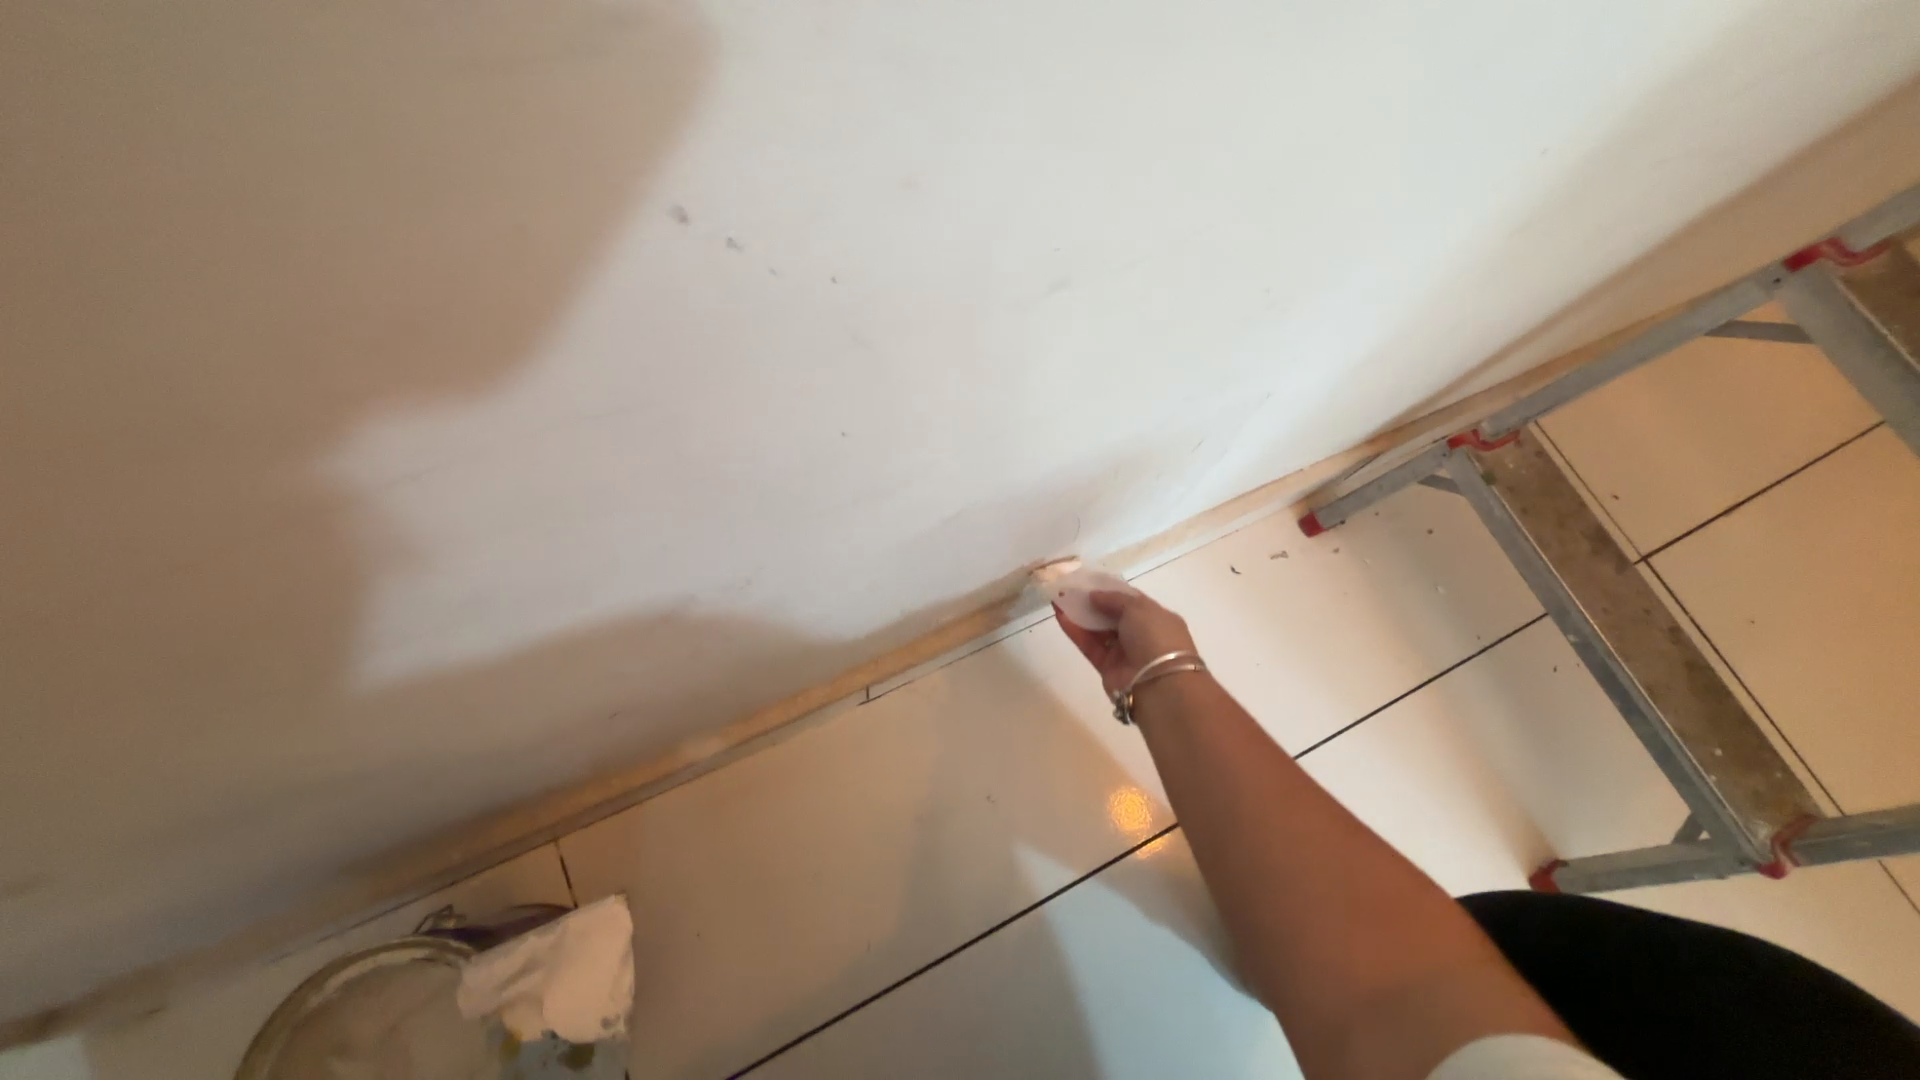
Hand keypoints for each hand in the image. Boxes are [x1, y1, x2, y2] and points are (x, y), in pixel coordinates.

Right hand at [1055, 589, 1197, 696]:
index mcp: (1157, 618)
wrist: (1158, 684)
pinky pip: (1089, 646)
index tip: (1090, 581)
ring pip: (1098, 630)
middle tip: (1070, 589)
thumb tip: (1094, 595)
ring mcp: (1124, 652)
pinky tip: (1060, 615)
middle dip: (1092, 602)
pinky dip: (1075, 631)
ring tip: (1059, 598)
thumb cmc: (1155, 637)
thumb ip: (1114, 599)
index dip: (1111, 590)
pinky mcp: (1107, 667)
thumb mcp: (1139, 608)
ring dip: (1080, 615)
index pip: (1131, 601)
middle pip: (1112, 615)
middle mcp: (1141, 634)